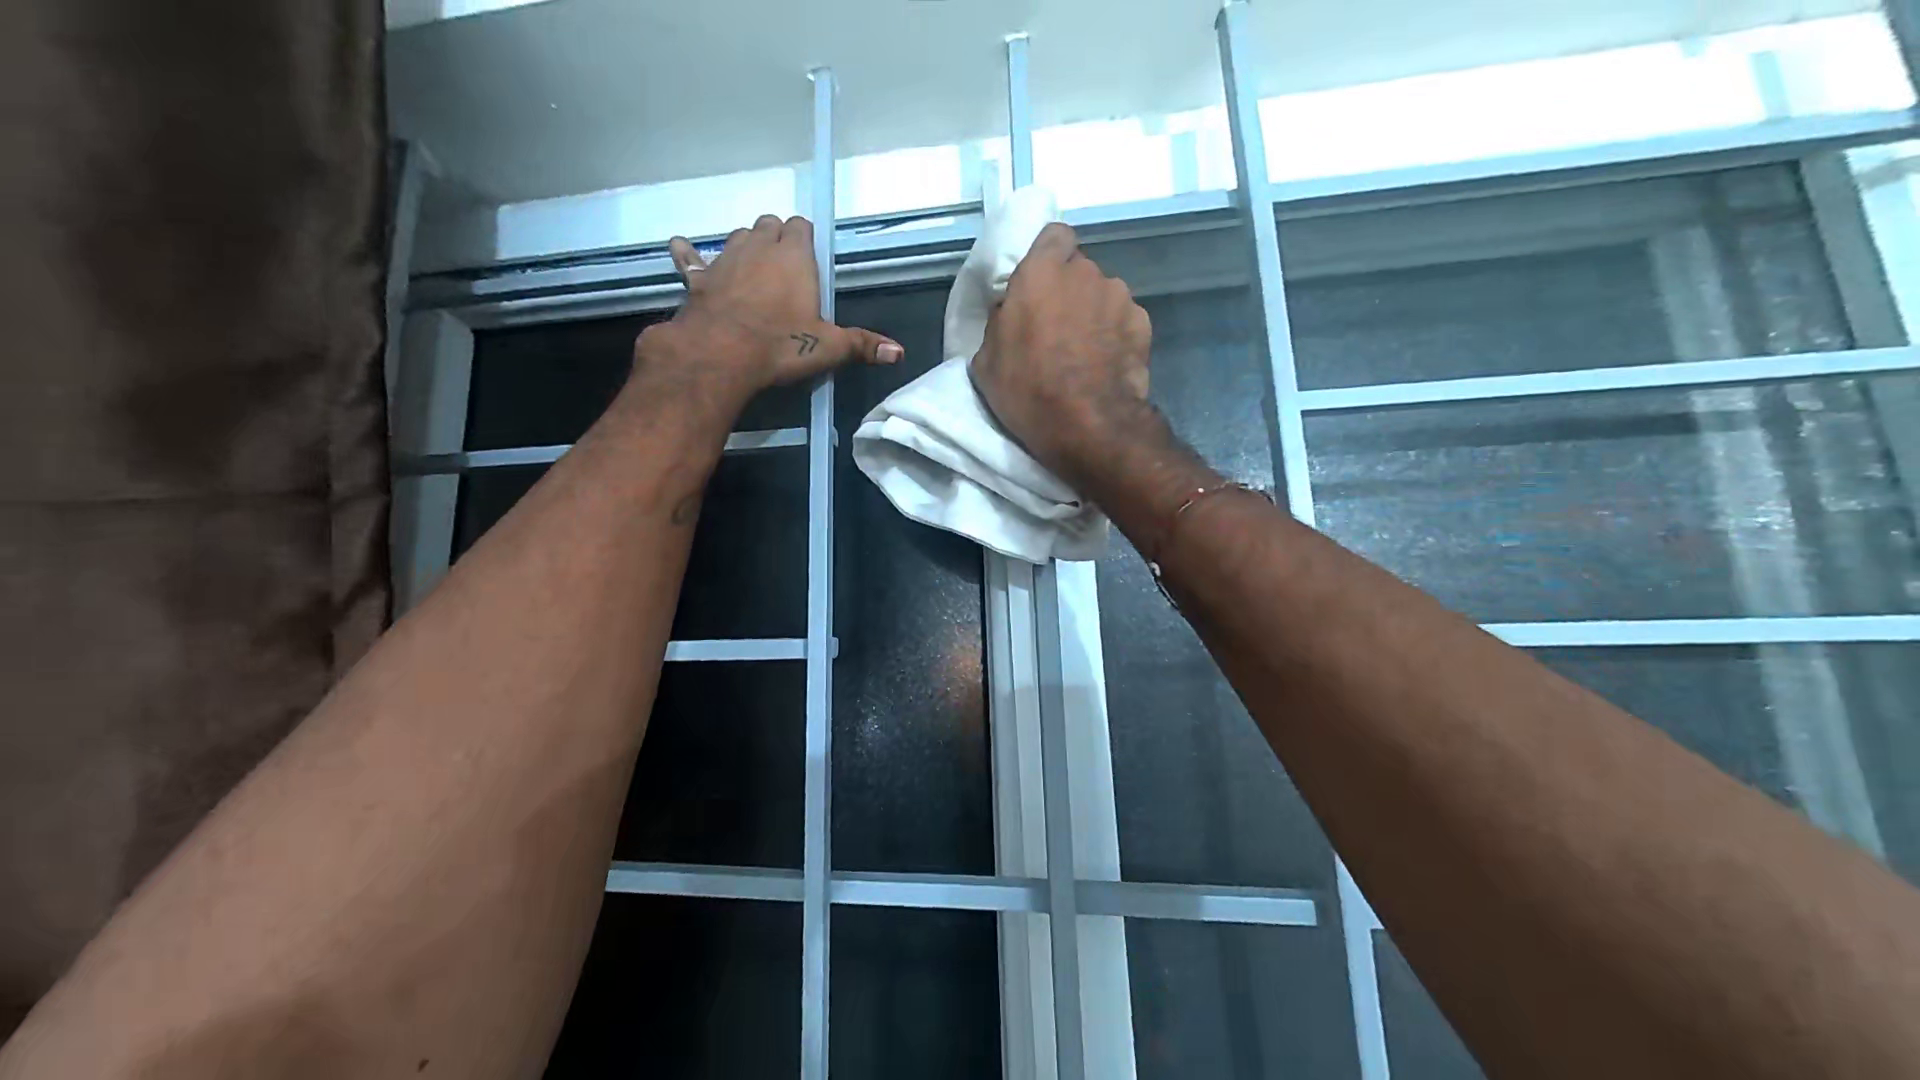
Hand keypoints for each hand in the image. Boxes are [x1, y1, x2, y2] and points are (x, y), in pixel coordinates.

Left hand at [636, 215, 901, 403]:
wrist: (719, 354)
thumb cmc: (780, 346)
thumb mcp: (828, 348)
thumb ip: (862, 346)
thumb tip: (899, 352)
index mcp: (795, 258)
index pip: (802, 227)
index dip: (806, 238)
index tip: (809, 257)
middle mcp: (759, 248)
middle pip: (769, 225)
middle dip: (777, 237)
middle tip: (785, 264)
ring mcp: (725, 260)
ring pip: (737, 237)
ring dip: (746, 245)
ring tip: (753, 266)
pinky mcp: (698, 279)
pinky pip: (691, 259)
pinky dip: (690, 255)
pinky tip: (683, 249)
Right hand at [970, 223, 1154, 489]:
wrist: (1088, 425)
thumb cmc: (1027, 390)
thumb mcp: (986, 360)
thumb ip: (1001, 322)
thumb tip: (1012, 313)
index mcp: (1041, 272)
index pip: (1053, 235)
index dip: (1047, 256)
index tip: (1038, 283)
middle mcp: (1085, 273)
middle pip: (1078, 270)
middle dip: (1068, 292)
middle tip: (1055, 328)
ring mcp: (1119, 296)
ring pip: (1102, 295)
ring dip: (1093, 314)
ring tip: (1083, 353)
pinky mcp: (1143, 323)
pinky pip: (1123, 320)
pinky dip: (1115, 335)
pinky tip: (1106, 364)